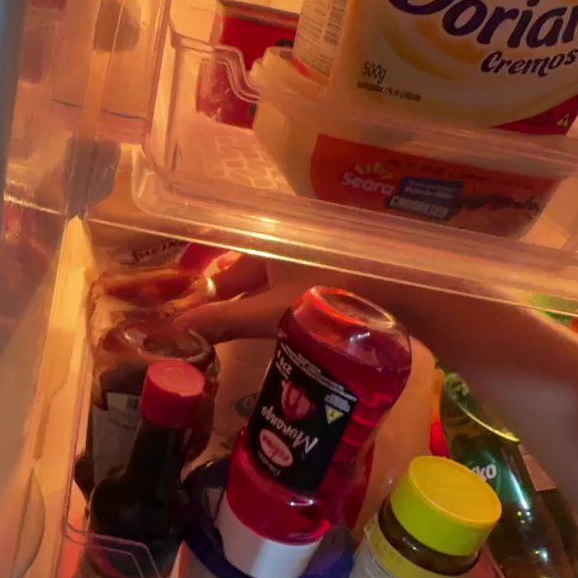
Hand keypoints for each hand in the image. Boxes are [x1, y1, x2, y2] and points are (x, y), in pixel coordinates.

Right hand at [175, 256, 335, 342]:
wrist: (403, 291)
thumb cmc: (329, 294)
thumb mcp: (271, 313)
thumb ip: (223, 322)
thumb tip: (174, 332)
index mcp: (263, 241)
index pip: (218, 258)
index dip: (200, 284)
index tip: (181, 308)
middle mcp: (282, 242)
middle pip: (244, 273)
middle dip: (226, 301)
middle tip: (204, 330)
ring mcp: (309, 256)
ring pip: (269, 283)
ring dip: (253, 308)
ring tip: (235, 337)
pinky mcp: (331, 271)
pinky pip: (292, 288)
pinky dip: (279, 307)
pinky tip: (277, 330)